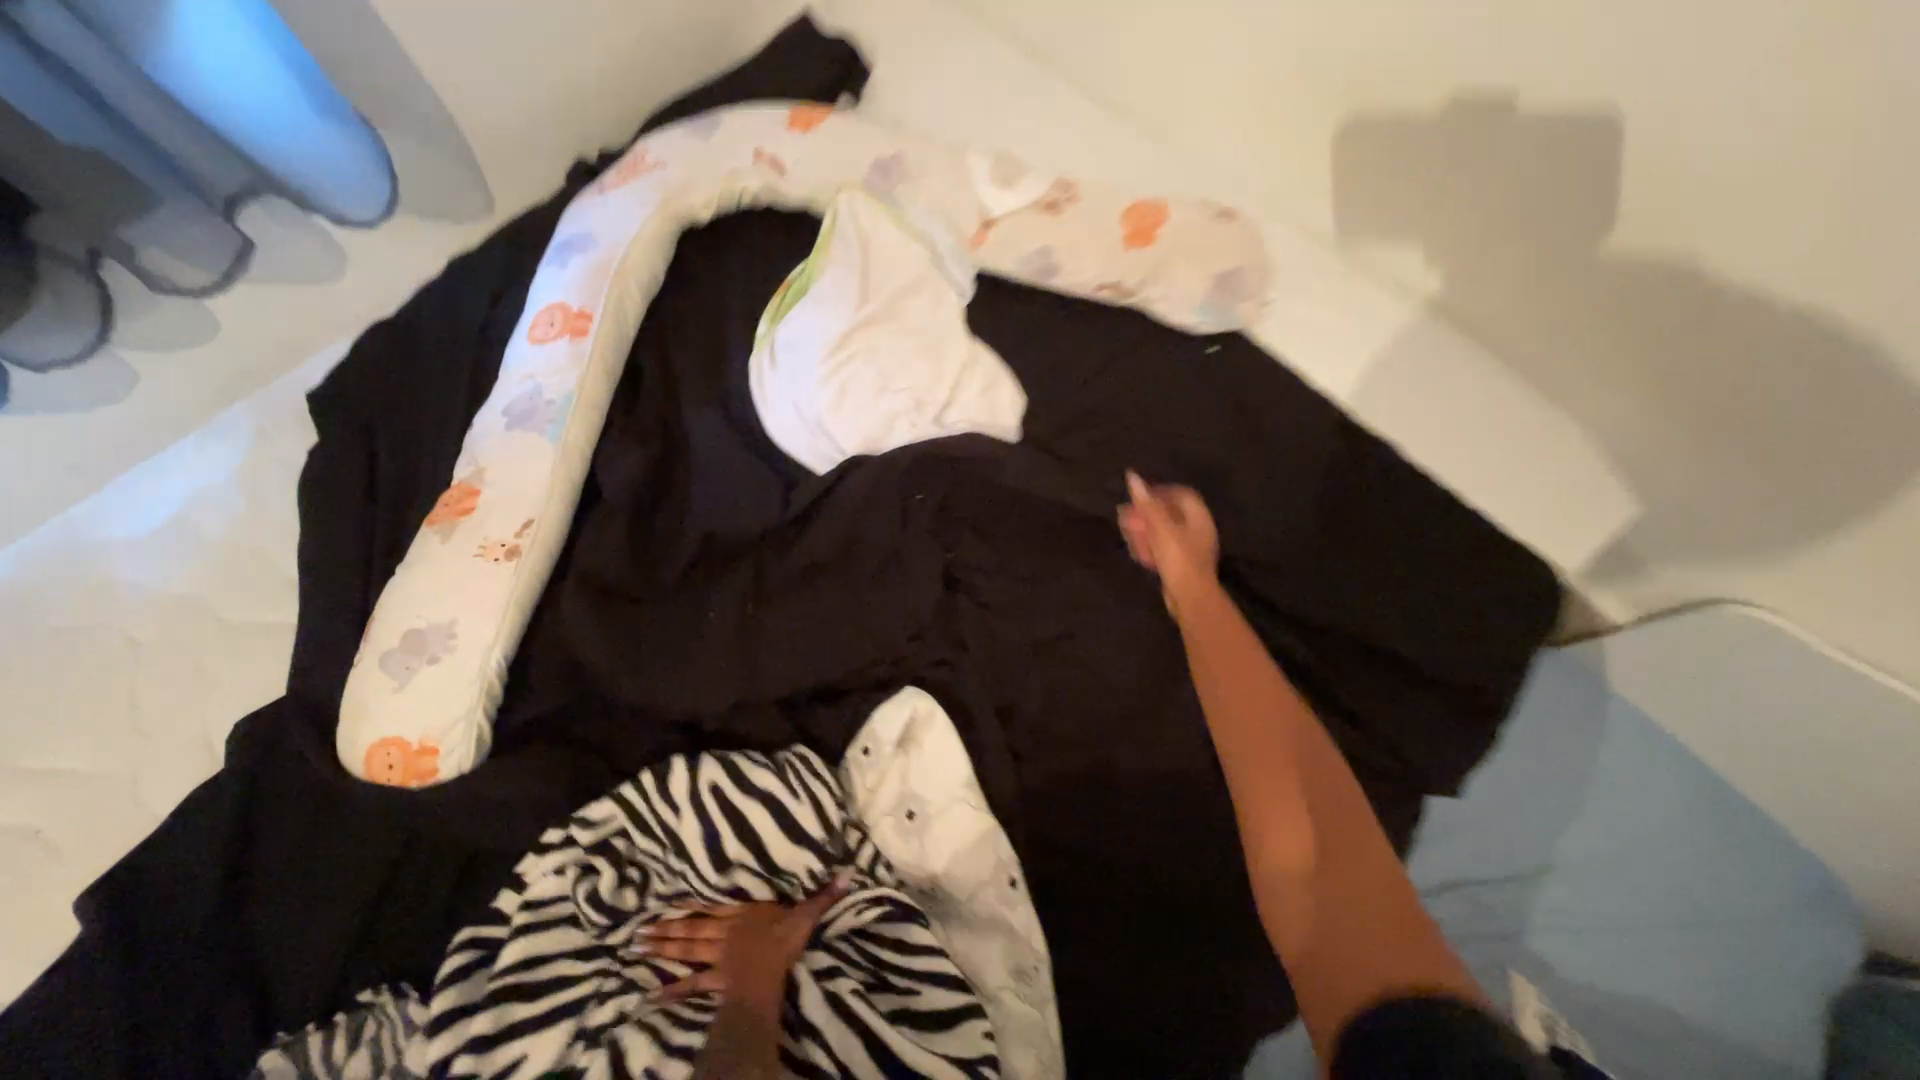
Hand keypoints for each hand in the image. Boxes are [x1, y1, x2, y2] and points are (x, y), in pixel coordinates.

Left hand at [644, 876, 848, 1007]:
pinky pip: (693, 986)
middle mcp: (725, 932)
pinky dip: (674, 991)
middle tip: (639, 929)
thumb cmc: (784, 941)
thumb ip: (824, 895)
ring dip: (663, 950)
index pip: (712, 905)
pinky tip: (652, 996)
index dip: (690, 903)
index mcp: (742, 912)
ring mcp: (718, 958)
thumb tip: (848, 872)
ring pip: (686, 952)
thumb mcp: (806, 913)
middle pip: (693, 929)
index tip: (664, 900)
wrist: (767, 974)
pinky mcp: (717, 980)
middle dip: (667, 929)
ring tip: (638, 948)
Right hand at [1118, 469, 1219, 614]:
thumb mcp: (1160, 528)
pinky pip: (1163, 551)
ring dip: (1144, 533)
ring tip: (1129, 537)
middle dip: (1145, 516)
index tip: (1139, 498)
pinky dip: (1150, 549)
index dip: (1159, 492)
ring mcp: (1190, 550)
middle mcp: (1197, 531)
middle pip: (1169, 514)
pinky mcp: (1181, 566)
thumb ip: (1146, 503)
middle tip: (1126, 519)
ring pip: (1163, 533)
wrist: (1189, 598)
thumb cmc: (1178, 558)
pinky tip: (1138, 555)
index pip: (1181, 494)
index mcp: (1199, 518)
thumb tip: (1132, 476)